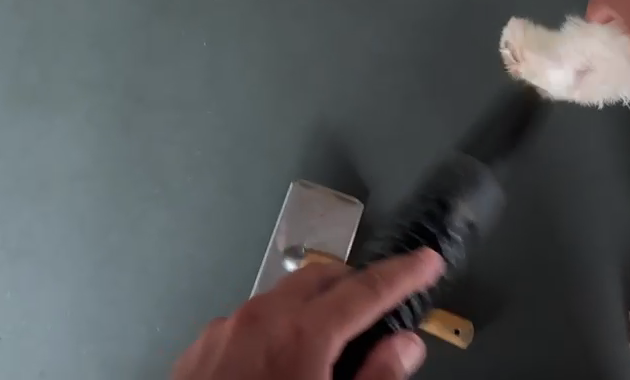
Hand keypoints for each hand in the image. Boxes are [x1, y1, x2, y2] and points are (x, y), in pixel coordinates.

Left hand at [171, 250, 444, 379]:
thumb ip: (375, 379)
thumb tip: (405, 346)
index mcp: (302, 332)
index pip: (367, 289)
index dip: (404, 274)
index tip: (427, 262)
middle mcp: (263, 316)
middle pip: (323, 277)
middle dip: (356, 285)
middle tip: (380, 310)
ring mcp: (227, 327)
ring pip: (283, 295)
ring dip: (313, 307)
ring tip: (328, 346)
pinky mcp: (202, 345)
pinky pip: (249, 319)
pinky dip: (275, 327)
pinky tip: (278, 366)